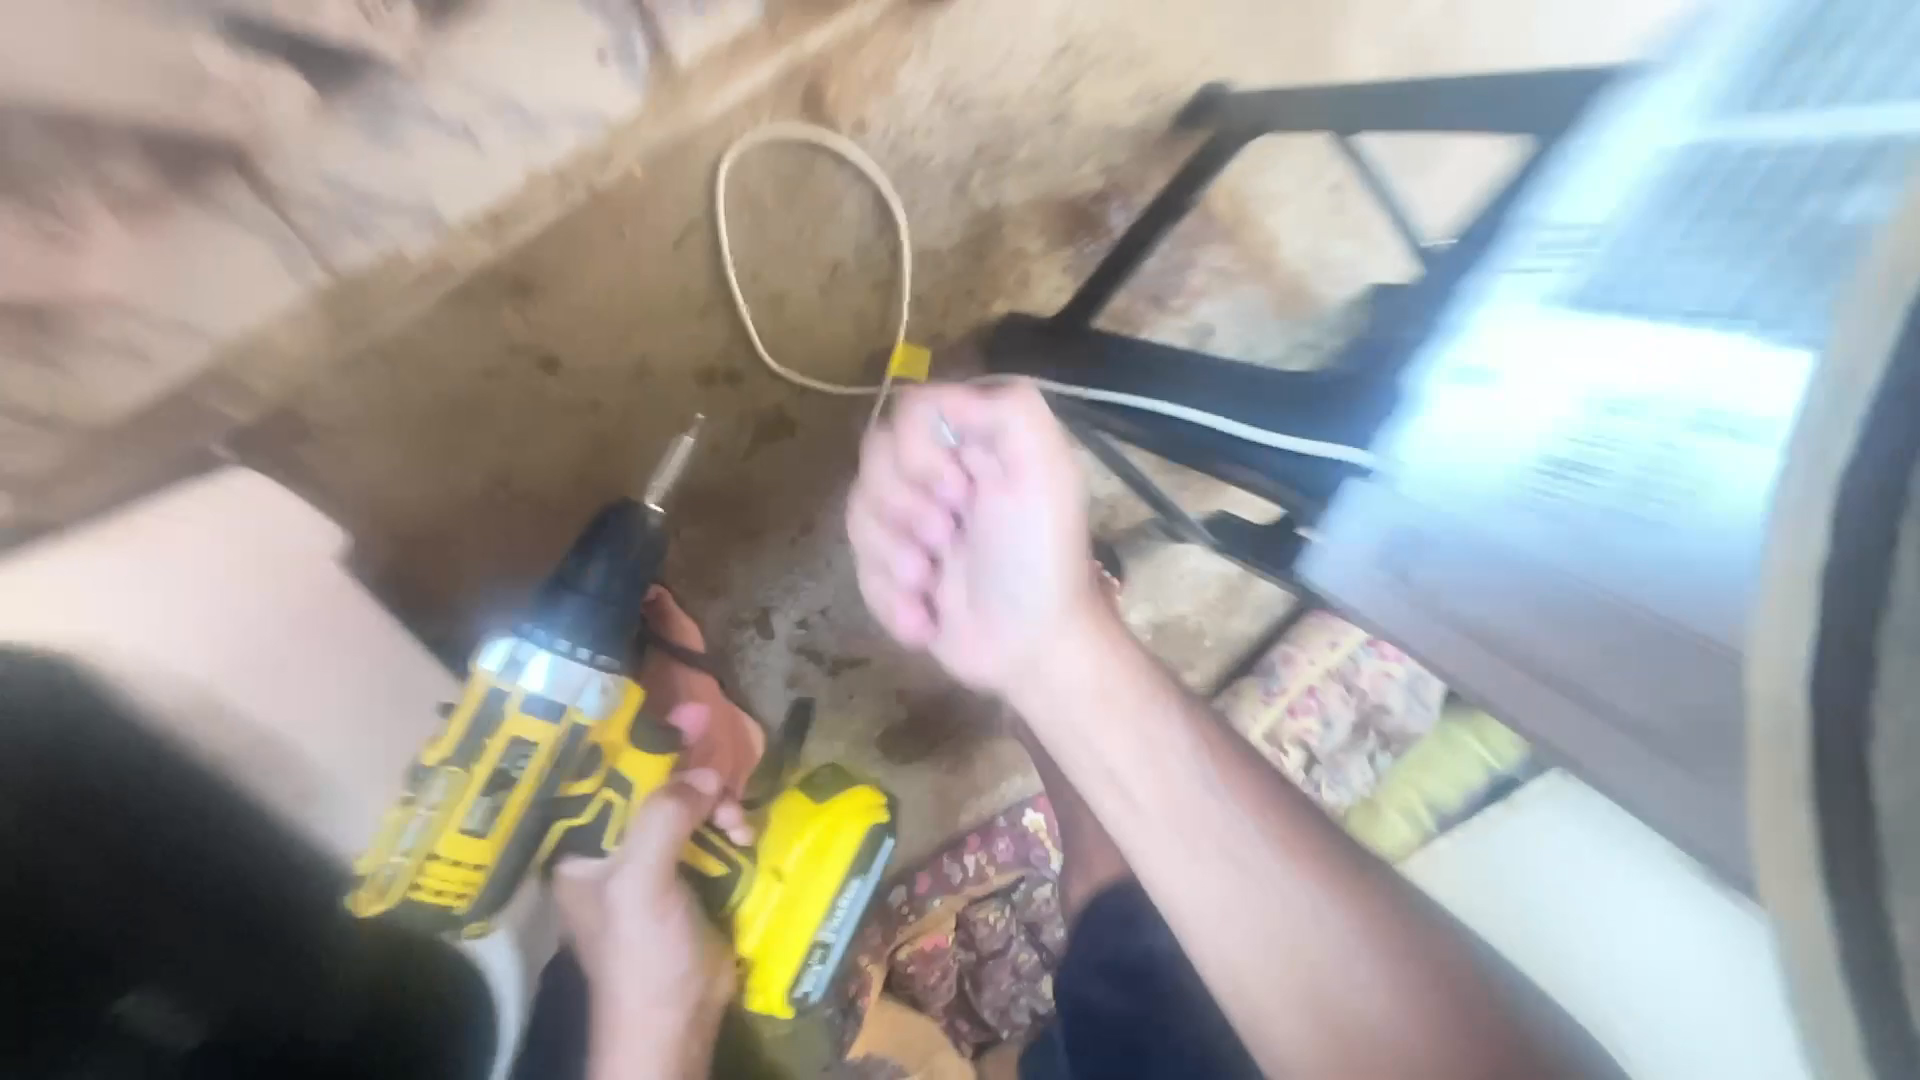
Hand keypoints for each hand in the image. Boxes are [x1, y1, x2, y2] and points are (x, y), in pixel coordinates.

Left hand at [552, 755, 732, 1079]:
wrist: (680, 1021)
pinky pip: (713, 826)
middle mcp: (616, 847)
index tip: (669, 710)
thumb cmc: (643, 956)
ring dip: (718, 800)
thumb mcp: (640, 885)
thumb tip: (706, 776)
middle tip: (711, 726)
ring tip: (736, 821)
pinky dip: (731, 822)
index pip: (603, 777)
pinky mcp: (693, 870)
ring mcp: (657, 858)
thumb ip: (664, 820)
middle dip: (685, 765)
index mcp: (585, 848)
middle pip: (652, 782)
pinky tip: (744, 836)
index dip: (636, 740)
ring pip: (689, 800)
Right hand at [846, 380, 1110, 696]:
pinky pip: (858, 567)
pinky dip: (889, 600)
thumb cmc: (1039, 557)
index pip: (910, 411)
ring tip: (931, 585)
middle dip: (903, 509)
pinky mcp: (893, 571)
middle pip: (873, 459)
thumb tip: (938, 401)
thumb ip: (1008, 409)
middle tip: (947, 539)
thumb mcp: (1046, 470)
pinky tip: (926, 621)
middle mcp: (939, 473)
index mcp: (975, 442)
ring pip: (857, 512)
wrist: (1030, 649)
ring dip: (892, 558)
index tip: (959, 492)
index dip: (918, 453)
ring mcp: (913, 523)